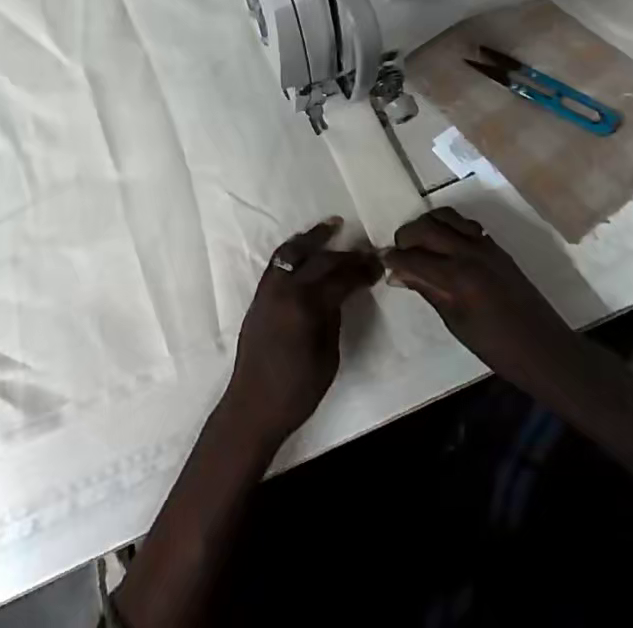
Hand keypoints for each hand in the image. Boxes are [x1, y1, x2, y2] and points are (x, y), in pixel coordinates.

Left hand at [224, 217, 381, 445]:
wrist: (253, 406)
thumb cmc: (298, 390)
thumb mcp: (329, 355)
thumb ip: (334, 317)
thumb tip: (341, 294)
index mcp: (307, 307)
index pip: (341, 277)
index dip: (363, 270)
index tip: (379, 266)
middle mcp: (285, 291)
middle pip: (320, 261)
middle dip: (346, 254)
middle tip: (367, 252)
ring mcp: (268, 291)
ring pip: (292, 252)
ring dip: (314, 238)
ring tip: (333, 226)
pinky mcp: (258, 298)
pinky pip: (277, 264)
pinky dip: (294, 251)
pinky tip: (306, 248)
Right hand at [382, 208, 580, 386]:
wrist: (543, 347)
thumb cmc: (495, 346)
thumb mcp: (454, 321)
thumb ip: (427, 290)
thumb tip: (397, 274)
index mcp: (456, 276)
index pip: (412, 256)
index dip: (393, 258)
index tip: (382, 263)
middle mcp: (469, 252)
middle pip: (426, 227)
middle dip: (406, 236)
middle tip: (399, 253)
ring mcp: (485, 245)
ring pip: (446, 217)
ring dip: (427, 225)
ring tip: (420, 245)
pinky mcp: (496, 246)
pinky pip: (465, 224)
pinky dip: (448, 227)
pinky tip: (444, 247)